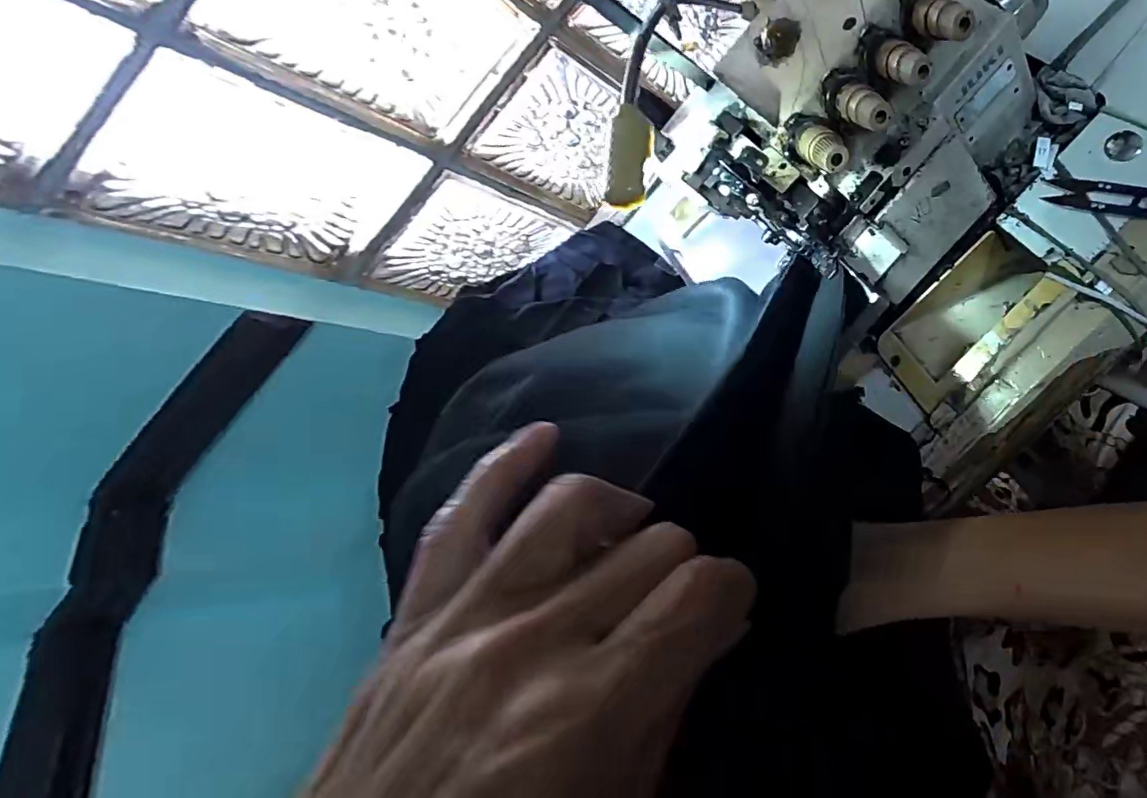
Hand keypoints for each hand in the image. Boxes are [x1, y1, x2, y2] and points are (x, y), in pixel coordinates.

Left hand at [306, 423, 755, 797]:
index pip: (697, 594)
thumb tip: (719, 623)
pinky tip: (543, 436)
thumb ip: (670, 710)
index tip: (731, 605)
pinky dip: (504, 465)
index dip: (732, 589)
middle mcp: (530, 644)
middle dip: (684, 567)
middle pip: (650, 545)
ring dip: (621, 511)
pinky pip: (459, 516)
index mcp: (586, 709)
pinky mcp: (413, 618)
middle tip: (680, 601)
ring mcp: (463, 621)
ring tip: (631, 535)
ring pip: (569, 505)